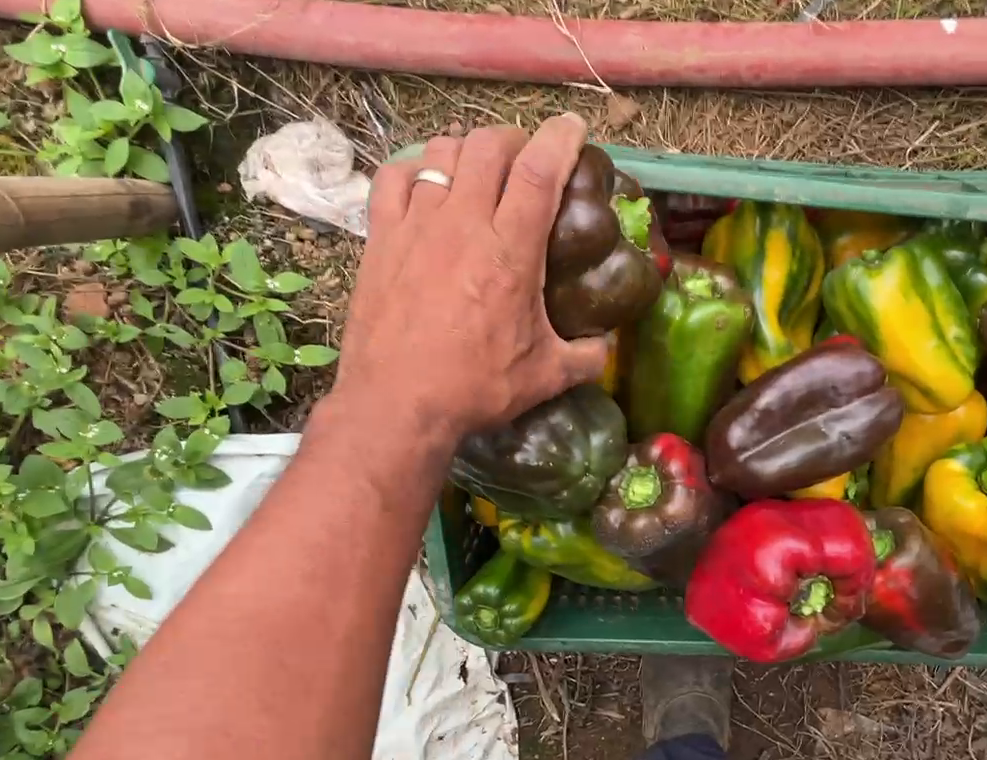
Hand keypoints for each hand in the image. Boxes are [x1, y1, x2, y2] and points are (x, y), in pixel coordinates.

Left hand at [329, 115, 607, 443]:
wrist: (398, 403)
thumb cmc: (477, 387)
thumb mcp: (546, 377)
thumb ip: (586, 357)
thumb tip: (605, 348)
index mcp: (510, 251)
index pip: (539, 171)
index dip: (560, 140)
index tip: (573, 129)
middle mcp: (462, 224)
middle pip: (488, 146)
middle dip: (514, 140)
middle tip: (527, 157)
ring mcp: (416, 226)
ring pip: (440, 153)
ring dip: (467, 150)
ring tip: (480, 168)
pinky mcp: (381, 239)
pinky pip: (394, 178)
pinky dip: (414, 169)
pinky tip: (425, 184)